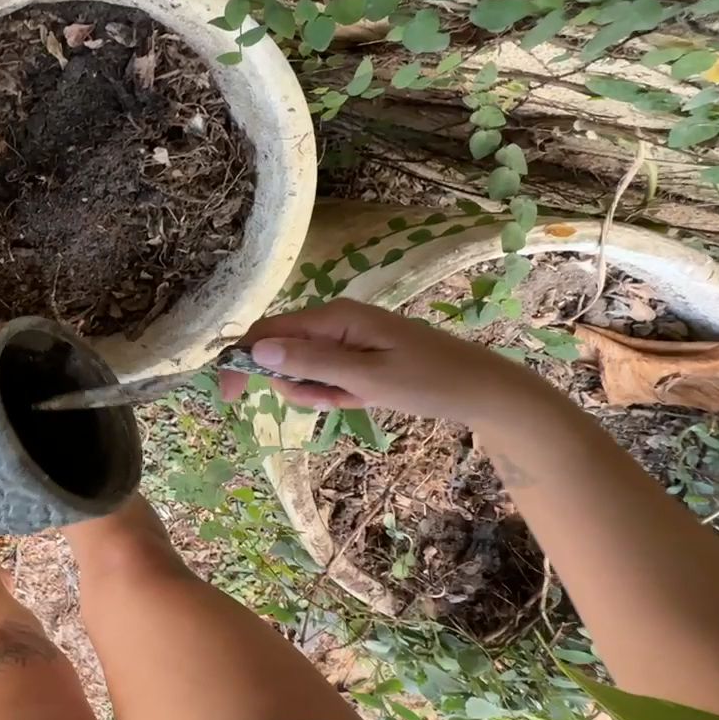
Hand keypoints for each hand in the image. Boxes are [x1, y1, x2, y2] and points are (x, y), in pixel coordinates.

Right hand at [216, 298, 561, 427]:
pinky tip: (358, 398)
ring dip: (314, 390)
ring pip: (300, 365)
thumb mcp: (366, 378)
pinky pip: (323, 371)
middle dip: (291, 382)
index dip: (241, 361)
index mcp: (333, 317)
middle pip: (280, 350)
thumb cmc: (429, 383)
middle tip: (326, 402)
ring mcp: (345, 334)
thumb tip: (257, 350)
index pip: (266, 332)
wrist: (488, 392)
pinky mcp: (356, 350)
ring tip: (350, 401)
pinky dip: (331, 390)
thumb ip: (310, 362)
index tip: (230, 396)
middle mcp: (333, 319)